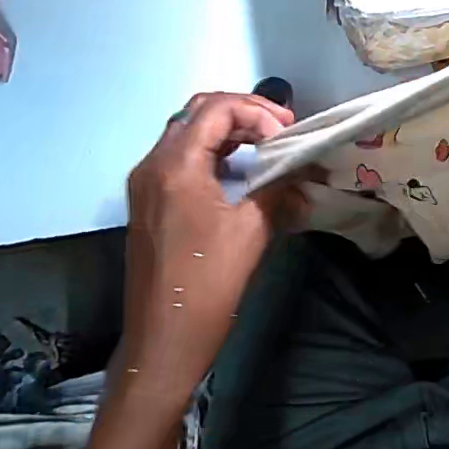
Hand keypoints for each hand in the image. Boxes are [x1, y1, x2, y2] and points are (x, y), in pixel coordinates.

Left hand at [116, 92, 298, 404]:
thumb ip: (277, 190)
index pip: (215, 110)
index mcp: (175, 166)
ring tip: (266, 148)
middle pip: (196, 115)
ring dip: (226, 134)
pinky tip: (240, 172)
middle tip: (280, 133)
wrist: (163, 338)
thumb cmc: (207, 286)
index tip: (287, 134)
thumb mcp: (251, 232)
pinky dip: (211, 156)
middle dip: (241, 115)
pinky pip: (179, 161)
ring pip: (186, 136)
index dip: (256, 111)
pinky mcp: (147, 203)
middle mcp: (152, 165)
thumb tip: (303, 172)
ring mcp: (145, 184)